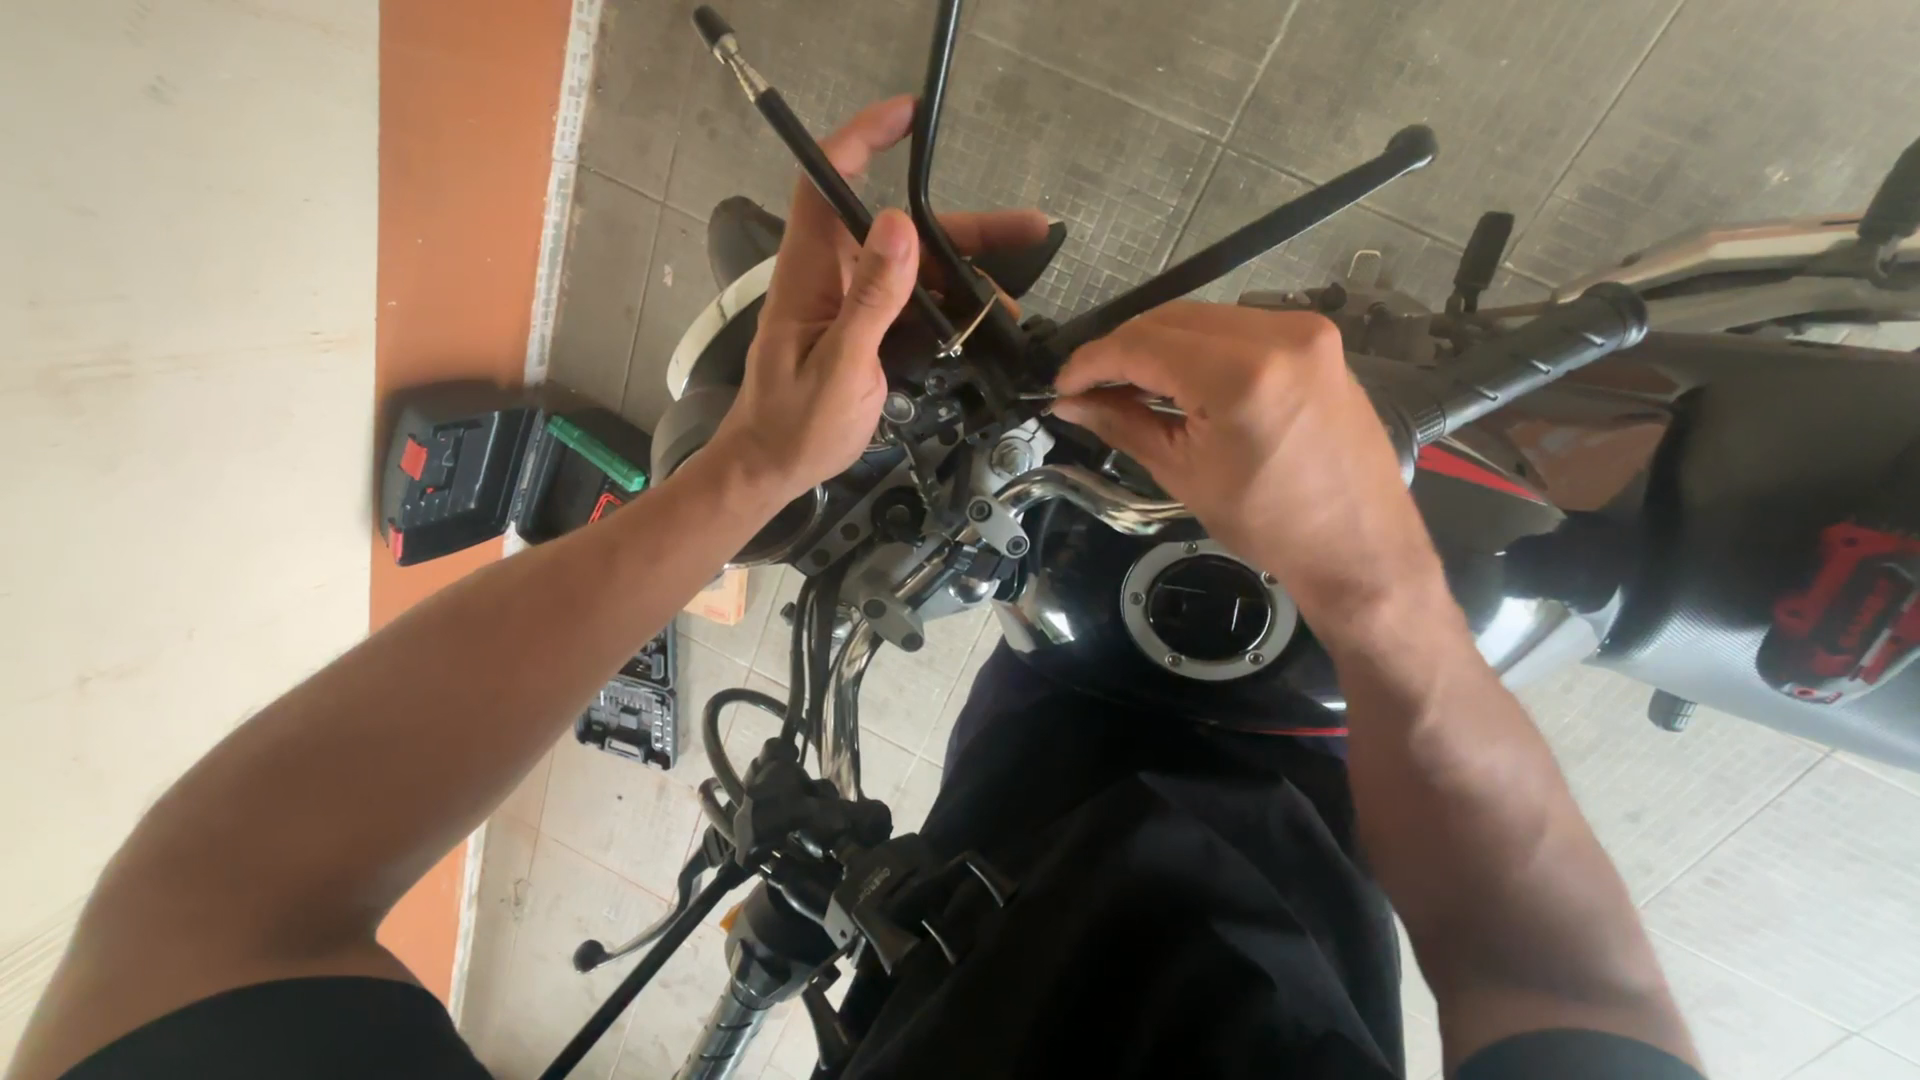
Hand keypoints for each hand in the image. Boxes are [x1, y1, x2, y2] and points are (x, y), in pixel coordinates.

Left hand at [707, 95, 1049, 503]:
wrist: (775, 467)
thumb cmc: (794, 424)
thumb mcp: (838, 366)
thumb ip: (869, 299)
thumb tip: (899, 223)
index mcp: (811, 272)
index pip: (827, 184)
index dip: (862, 141)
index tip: (908, 116)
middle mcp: (834, 278)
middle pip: (900, 232)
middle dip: (963, 228)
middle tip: (1029, 231)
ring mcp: (854, 307)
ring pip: (917, 272)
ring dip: (967, 278)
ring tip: (1015, 300)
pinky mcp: (869, 335)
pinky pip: (917, 308)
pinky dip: (953, 311)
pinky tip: (987, 325)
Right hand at [1051, 302, 1445, 631]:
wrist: (1358, 544)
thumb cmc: (1268, 523)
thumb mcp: (1182, 473)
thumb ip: (1122, 423)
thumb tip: (1071, 403)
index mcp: (1241, 374)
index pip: (1142, 344)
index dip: (1091, 362)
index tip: (1062, 386)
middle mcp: (1277, 334)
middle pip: (1170, 319)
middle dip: (1121, 351)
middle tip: (1089, 389)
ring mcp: (1304, 330)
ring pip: (1202, 318)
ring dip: (1157, 346)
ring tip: (1128, 386)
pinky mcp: (1316, 339)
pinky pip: (1236, 327)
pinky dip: (1197, 347)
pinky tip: (1177, 379)